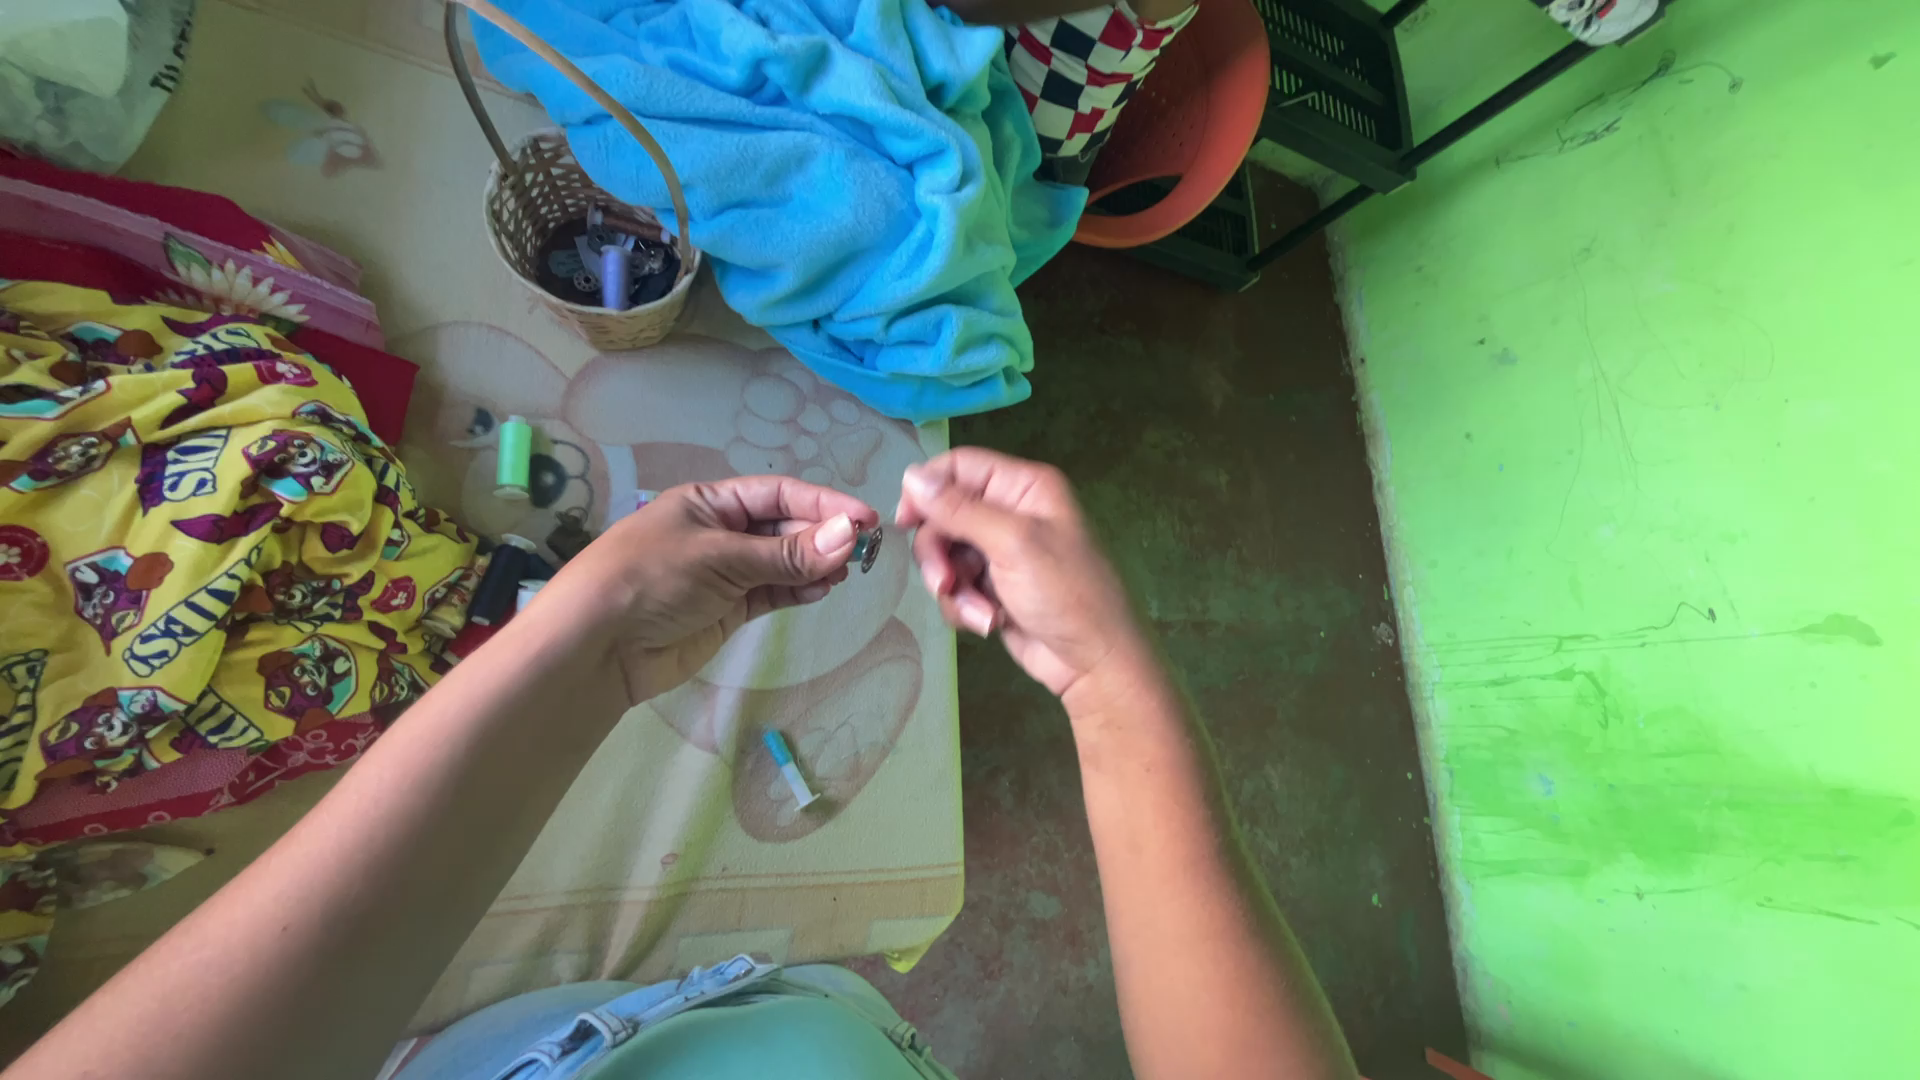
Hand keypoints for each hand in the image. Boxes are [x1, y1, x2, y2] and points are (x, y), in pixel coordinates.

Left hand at [545, 476, 876, 703]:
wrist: (597, 647)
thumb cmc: (651, 578)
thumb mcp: (720, 557)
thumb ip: (787, 553)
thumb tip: (850, 537)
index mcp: (711, 501)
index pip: (779, 494)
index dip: (823, 504)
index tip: (865, 518)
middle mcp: (722, 531)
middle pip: (785, 527)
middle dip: (823, 536)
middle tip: (863, 551)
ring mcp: (726, 572)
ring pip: (784, 562)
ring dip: (816, 565)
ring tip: (846, 573)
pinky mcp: (729, 608)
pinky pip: (774, 592)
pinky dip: (799, 590)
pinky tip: (823, 590)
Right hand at [895, 448, 1145, 700]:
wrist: (1092, 661)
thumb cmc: (1065, 592)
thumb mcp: (1012, 543)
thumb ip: (959, 509)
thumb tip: (911, 475)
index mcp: (1022, 487)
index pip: (959, 467)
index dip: (927, 490)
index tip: (905, 521)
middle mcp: (1009, 511)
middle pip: (943, 515)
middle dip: (939, 553)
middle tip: (944, 583)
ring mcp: (999, 550)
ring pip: (944, 554)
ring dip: (953, 587)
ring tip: (981, 614)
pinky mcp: (991, 585)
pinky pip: (955, 585)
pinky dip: (964, 606)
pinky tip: (988, 623)